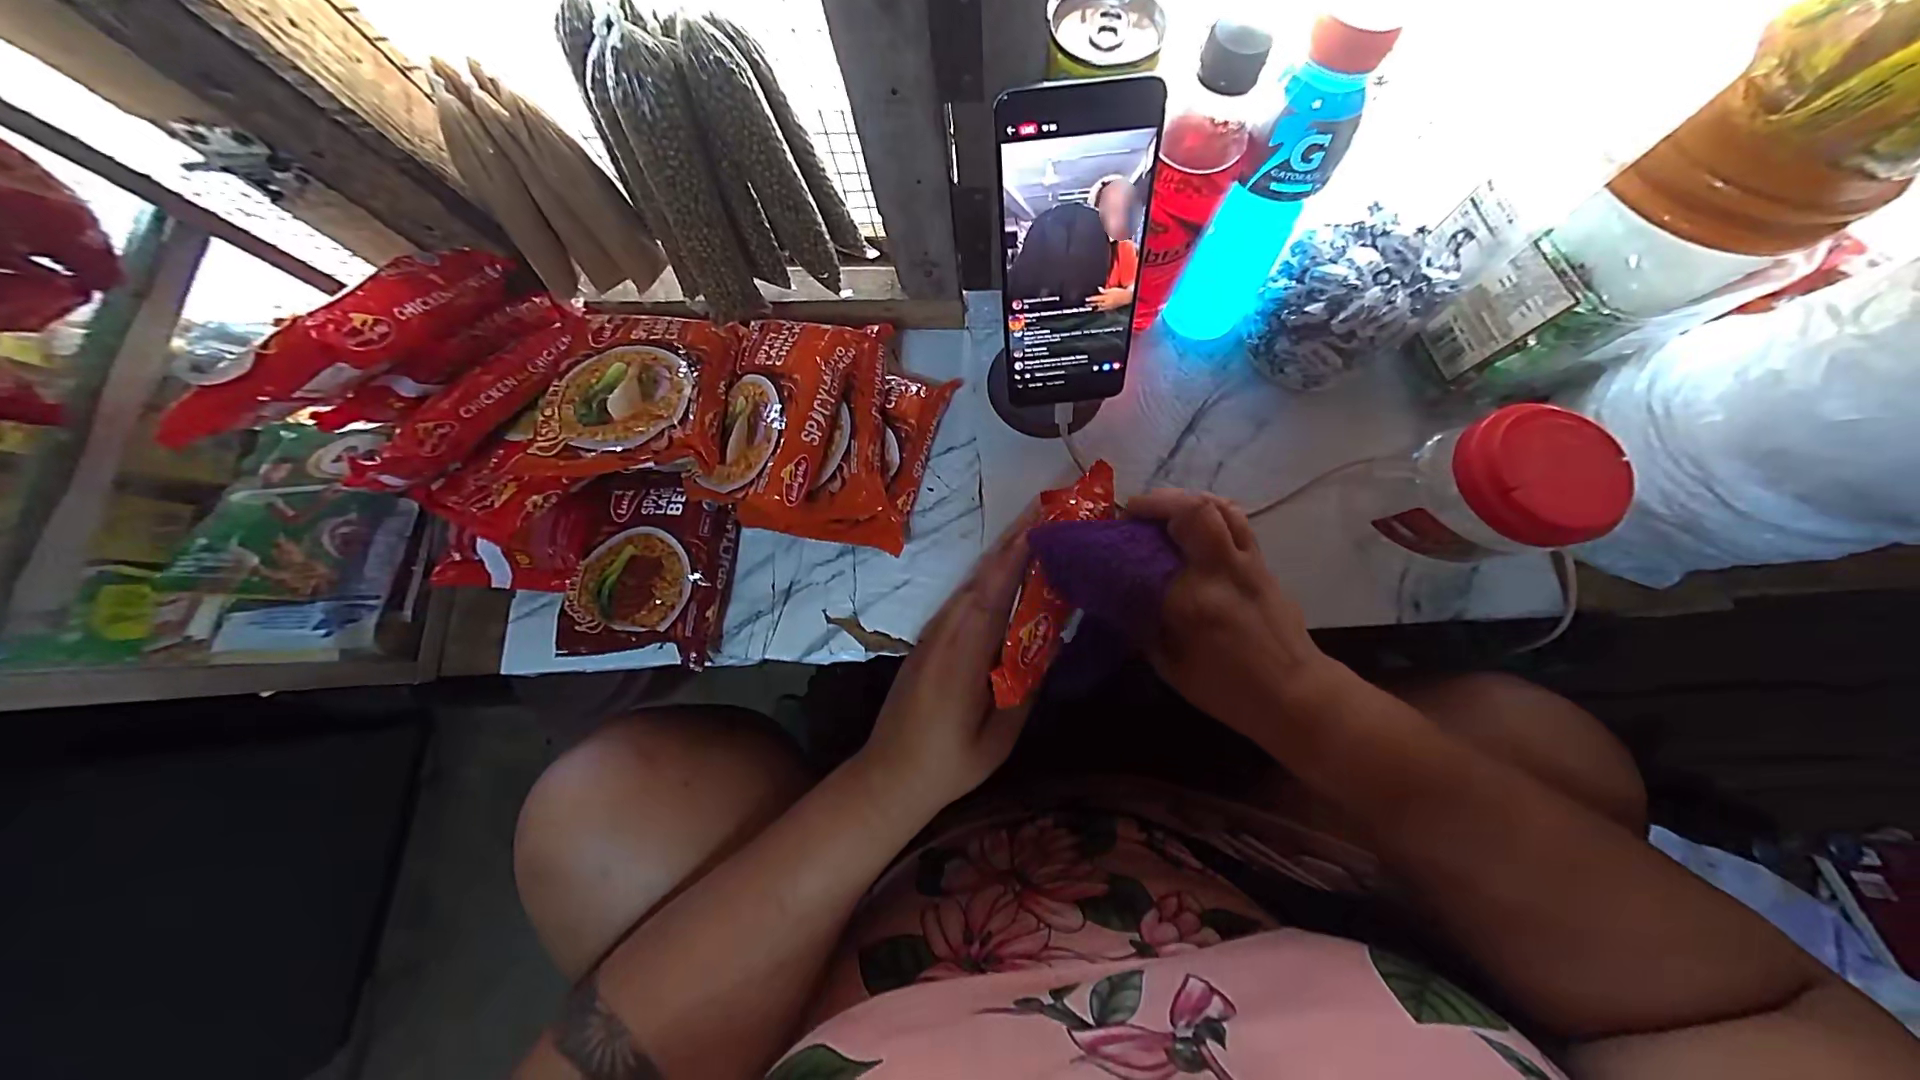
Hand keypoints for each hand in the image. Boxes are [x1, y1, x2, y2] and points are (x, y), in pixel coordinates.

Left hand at [856, 523, 1032, 811]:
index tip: (1043, 521)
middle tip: (1047, 509)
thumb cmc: (948, 763)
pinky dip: (986, 579)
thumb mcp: (999, 735)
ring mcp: (932, 635)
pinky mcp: (928, 642)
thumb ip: (1024, 684)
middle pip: (980, 578)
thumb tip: (1050, 639)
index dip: (1017, 555)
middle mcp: (944, 634)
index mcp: (962, 655)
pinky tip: (1005, 572)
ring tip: (1034, 530)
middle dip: (1014, 541)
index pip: (993, 593)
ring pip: (970, 586)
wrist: (888, 776)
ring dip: (1001, 556)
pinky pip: (961, 600)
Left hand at [1085, 286, 1132, 311]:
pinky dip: (1100, 309)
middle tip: (1086, 305)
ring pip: (1100, 308)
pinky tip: (1098, 309)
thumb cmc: (1119, 292)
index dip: (1090, 299)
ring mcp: (1108, 307)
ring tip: (1091, 308)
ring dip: (1095, 308)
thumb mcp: (1111, 290)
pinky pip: (1104, 309)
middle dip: (1091, 305)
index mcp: (1106, 298)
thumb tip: (1099, 289)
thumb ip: (1104, 290)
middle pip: (1097, 304)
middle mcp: (1106, 303)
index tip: (1086, 299)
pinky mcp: (1111, 308)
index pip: (1096, 299)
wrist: (1126, 297)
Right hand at [1127, 490, 1335, 739]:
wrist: (1295, 695)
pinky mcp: (1263, 564)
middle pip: (1194, 509)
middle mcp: (1222, 571)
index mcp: (1192, 600)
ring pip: (1220, 507)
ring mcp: (1248, 563)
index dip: (1122, 542)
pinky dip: (1210, 513)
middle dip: (1157, 502)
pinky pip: (1237, 523)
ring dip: (1186, 500)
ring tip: (1164, 513)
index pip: (1147, 554)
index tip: (1105, 542)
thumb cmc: (1227, 689)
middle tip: (1135, 514)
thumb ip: (1142, 626)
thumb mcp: (1170, 665)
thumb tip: (1118, 601)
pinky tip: (1194, 527)